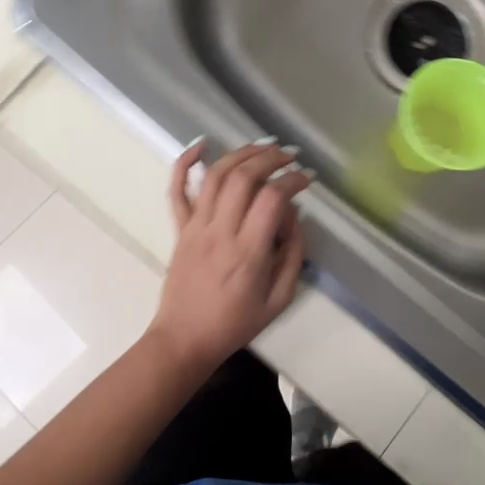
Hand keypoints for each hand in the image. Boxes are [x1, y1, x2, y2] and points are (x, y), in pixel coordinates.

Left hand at [146, 139, 313, 377]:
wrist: (184, 340)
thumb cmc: (235, 324)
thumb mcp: (278, 300)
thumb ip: (292, 256)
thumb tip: (295, 216)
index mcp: (247, 253)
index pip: (271, 200)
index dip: (292, 181)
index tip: (307, 179)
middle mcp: (220, 232)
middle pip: (243, 178)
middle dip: (270, 158)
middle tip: (289, 156)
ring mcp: (195, 227)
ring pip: (215, 176)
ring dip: (240, 153)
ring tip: (262, 147)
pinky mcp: (180, 229)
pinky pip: (177, 190)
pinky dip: (185, 162)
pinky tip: (201, 144)